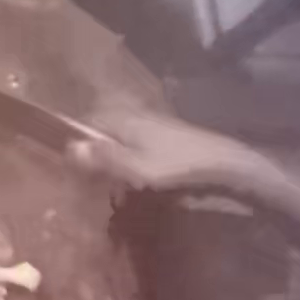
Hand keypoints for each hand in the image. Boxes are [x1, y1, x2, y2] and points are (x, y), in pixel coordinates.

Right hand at [82, 107, 299, 293]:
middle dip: (93, 152)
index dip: (74, 145)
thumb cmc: (180, 167)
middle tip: (91, 183)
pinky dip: (129, 158)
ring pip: (117, 137)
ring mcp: (150, 123)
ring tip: (112, 185)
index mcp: (120, 118)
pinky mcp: (166, 135)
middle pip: (99, 130)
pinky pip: (134, 143)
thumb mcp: (137, 169)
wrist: (232, 167)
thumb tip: (68, 149)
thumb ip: (103, 159)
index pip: (82, 123)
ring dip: (112, 158)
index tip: (72, 172)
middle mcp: (131, 114)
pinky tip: (137, 179)